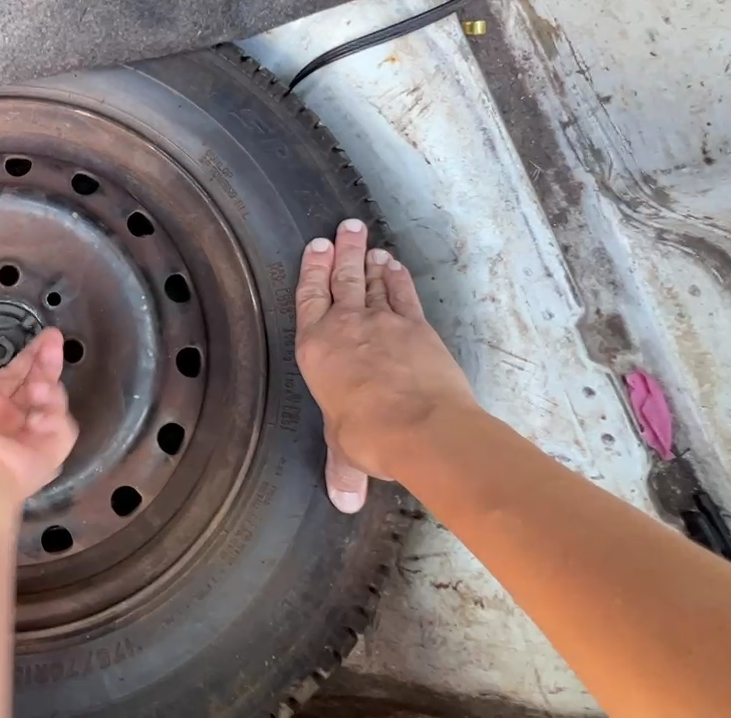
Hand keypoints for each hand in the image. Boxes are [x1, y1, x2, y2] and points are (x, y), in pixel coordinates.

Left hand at [0, 327, 79, 507]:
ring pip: (52, 400)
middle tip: (55, 340)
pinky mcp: (51, 449)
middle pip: (37, 381)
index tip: (46, 337)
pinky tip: (39, 414)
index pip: (14, 373)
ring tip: (37, 388)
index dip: (29, 355)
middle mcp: (9, 417)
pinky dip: (54, 416)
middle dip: (47, 360)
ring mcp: (32, 434)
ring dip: (47, 386)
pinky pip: (63, 426)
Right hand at [295, 219, 476, 512]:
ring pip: (371, 280)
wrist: (421, 428)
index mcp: (315, 347)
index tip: (315, 247)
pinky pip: (403, 294)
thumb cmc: (369, 435)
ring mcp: (382, 322)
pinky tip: (394, 264)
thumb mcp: (346, 451)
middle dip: (340, 252)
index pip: (308, 298)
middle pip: (341, 278)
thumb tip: (343, 502)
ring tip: (364, 238)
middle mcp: (344, 326)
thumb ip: (342, 469)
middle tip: (342, 228)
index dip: (311, 270)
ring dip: (367, 258)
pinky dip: (398, 277)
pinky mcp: (416, 327)